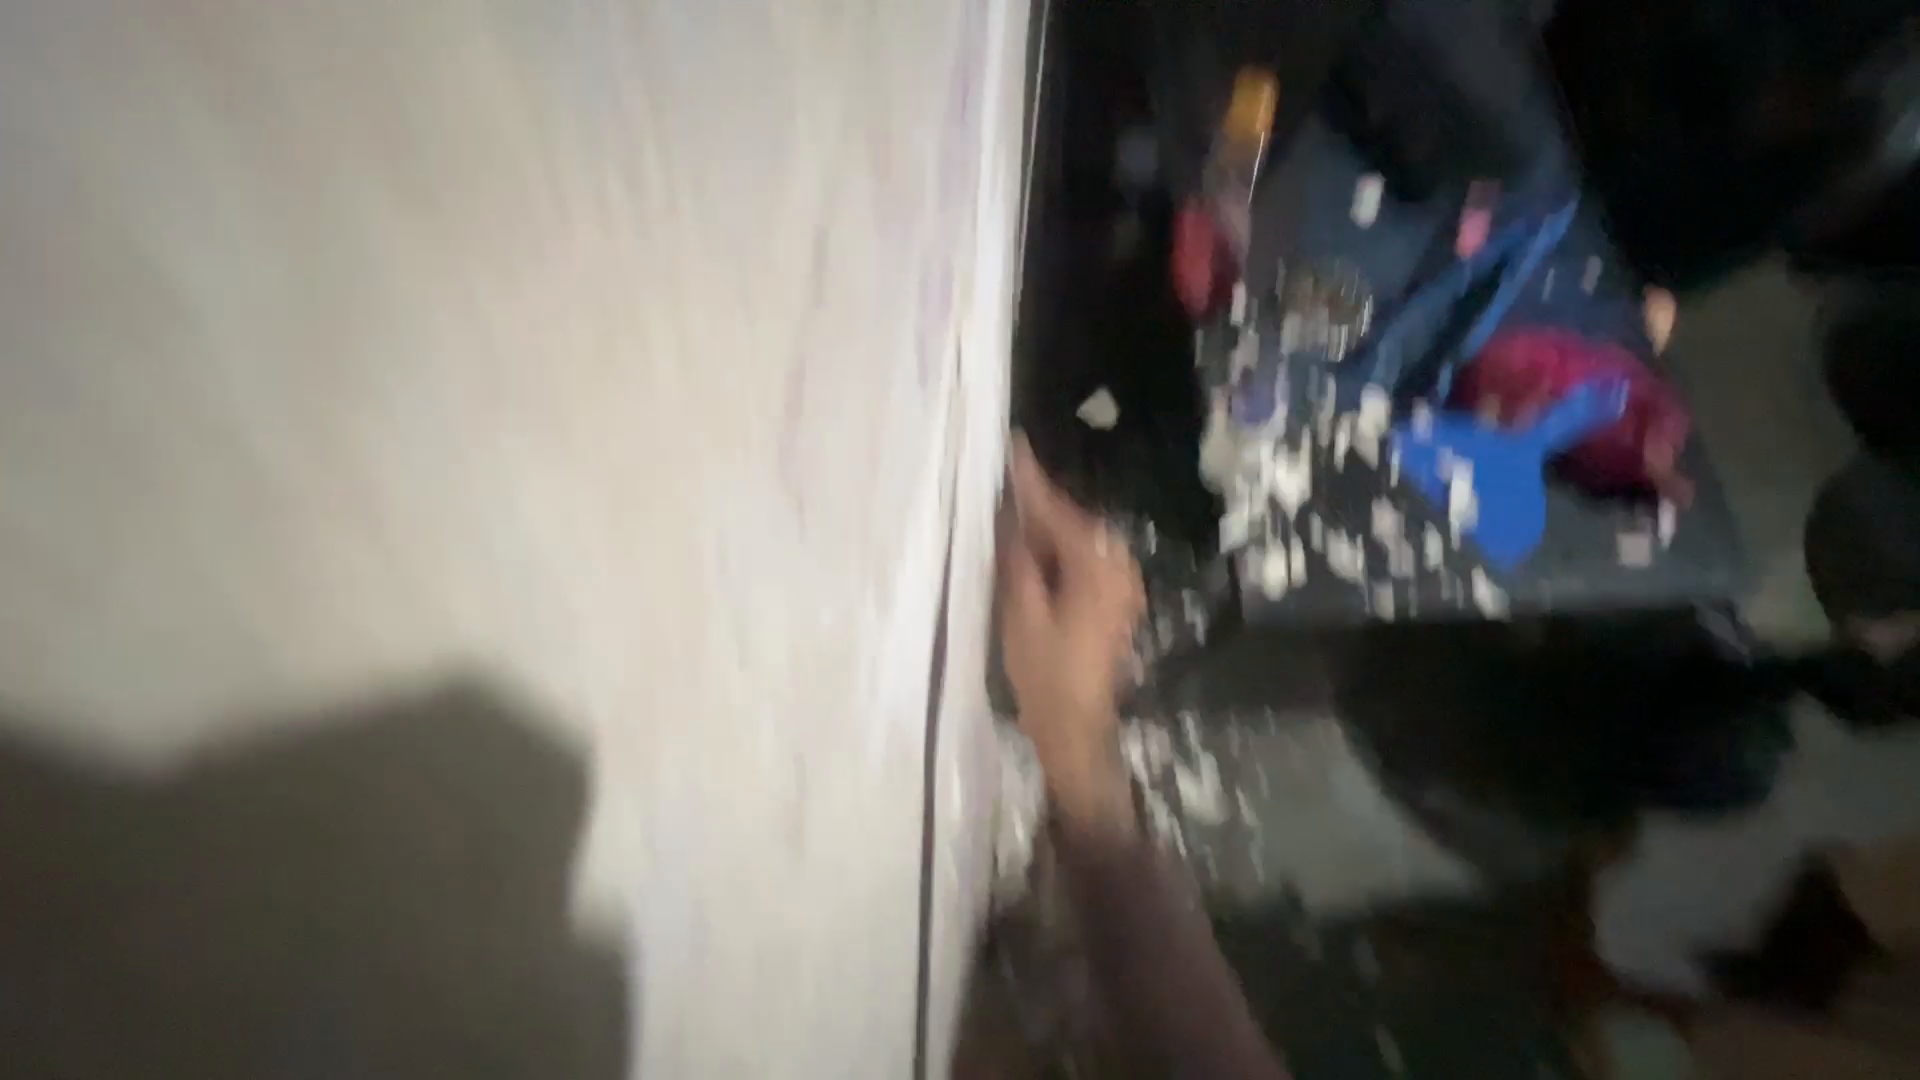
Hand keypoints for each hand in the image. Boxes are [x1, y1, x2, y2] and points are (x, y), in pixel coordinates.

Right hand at [998, 437, 1144, 775]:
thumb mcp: (1021, 612)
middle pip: (1073, 522)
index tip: (1015, 446)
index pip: (1058, 512)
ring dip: (1047, 529)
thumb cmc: (1045, 673)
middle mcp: (1118, 567)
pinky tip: (1033, 551)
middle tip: (1004, 483)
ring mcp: (1121, 585)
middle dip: (1039, 504)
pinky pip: (1084, 560)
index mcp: (1096, 567)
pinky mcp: (1114, 600)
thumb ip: (1018, 557)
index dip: (1031, 482)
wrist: (1076, 727)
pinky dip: (1059, 551)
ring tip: (1011, 515)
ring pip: (1078, 541)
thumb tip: (1010, 516)